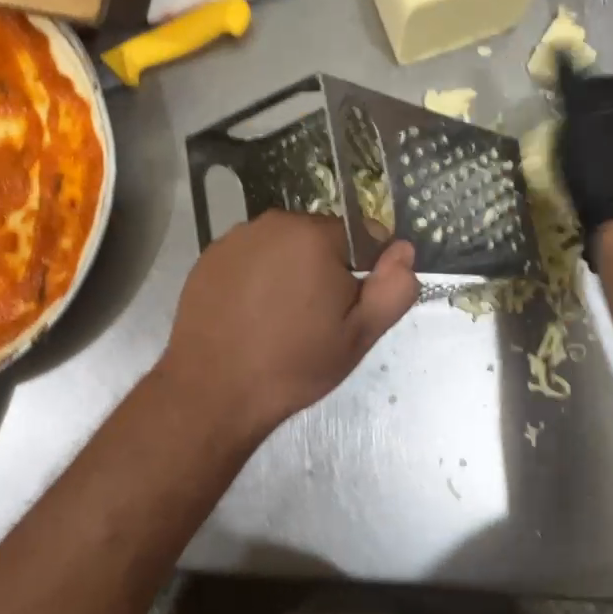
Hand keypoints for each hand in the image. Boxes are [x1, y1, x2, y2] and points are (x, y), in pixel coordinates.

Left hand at [157, 212, 418, 444]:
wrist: (214, 390)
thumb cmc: (293, 364)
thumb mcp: (359, 335)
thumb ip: (392, 288)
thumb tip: (404, 250)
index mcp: (314, 235)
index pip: (361, 236)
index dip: (363, 274)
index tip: (345, 311)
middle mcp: (272, 224)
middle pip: (319, 239)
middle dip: (324, 271)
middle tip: (314, 321)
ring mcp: (234, 239)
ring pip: (282, 249)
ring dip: (288, 274)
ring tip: (279, 322)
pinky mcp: (208, 259)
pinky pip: (249, 260)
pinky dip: (255, 280)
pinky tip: (250, 317)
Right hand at [553, 72, 612, 262]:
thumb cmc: (598, 166)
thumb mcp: (576, 123)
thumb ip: (572, 88)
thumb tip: (562, 52)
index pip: (602, 81)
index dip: (579, 92)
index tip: (562, 104)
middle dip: (598, 108)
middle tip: (574, 124)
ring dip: (611, 127)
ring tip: (589, 144)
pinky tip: (607, 161)